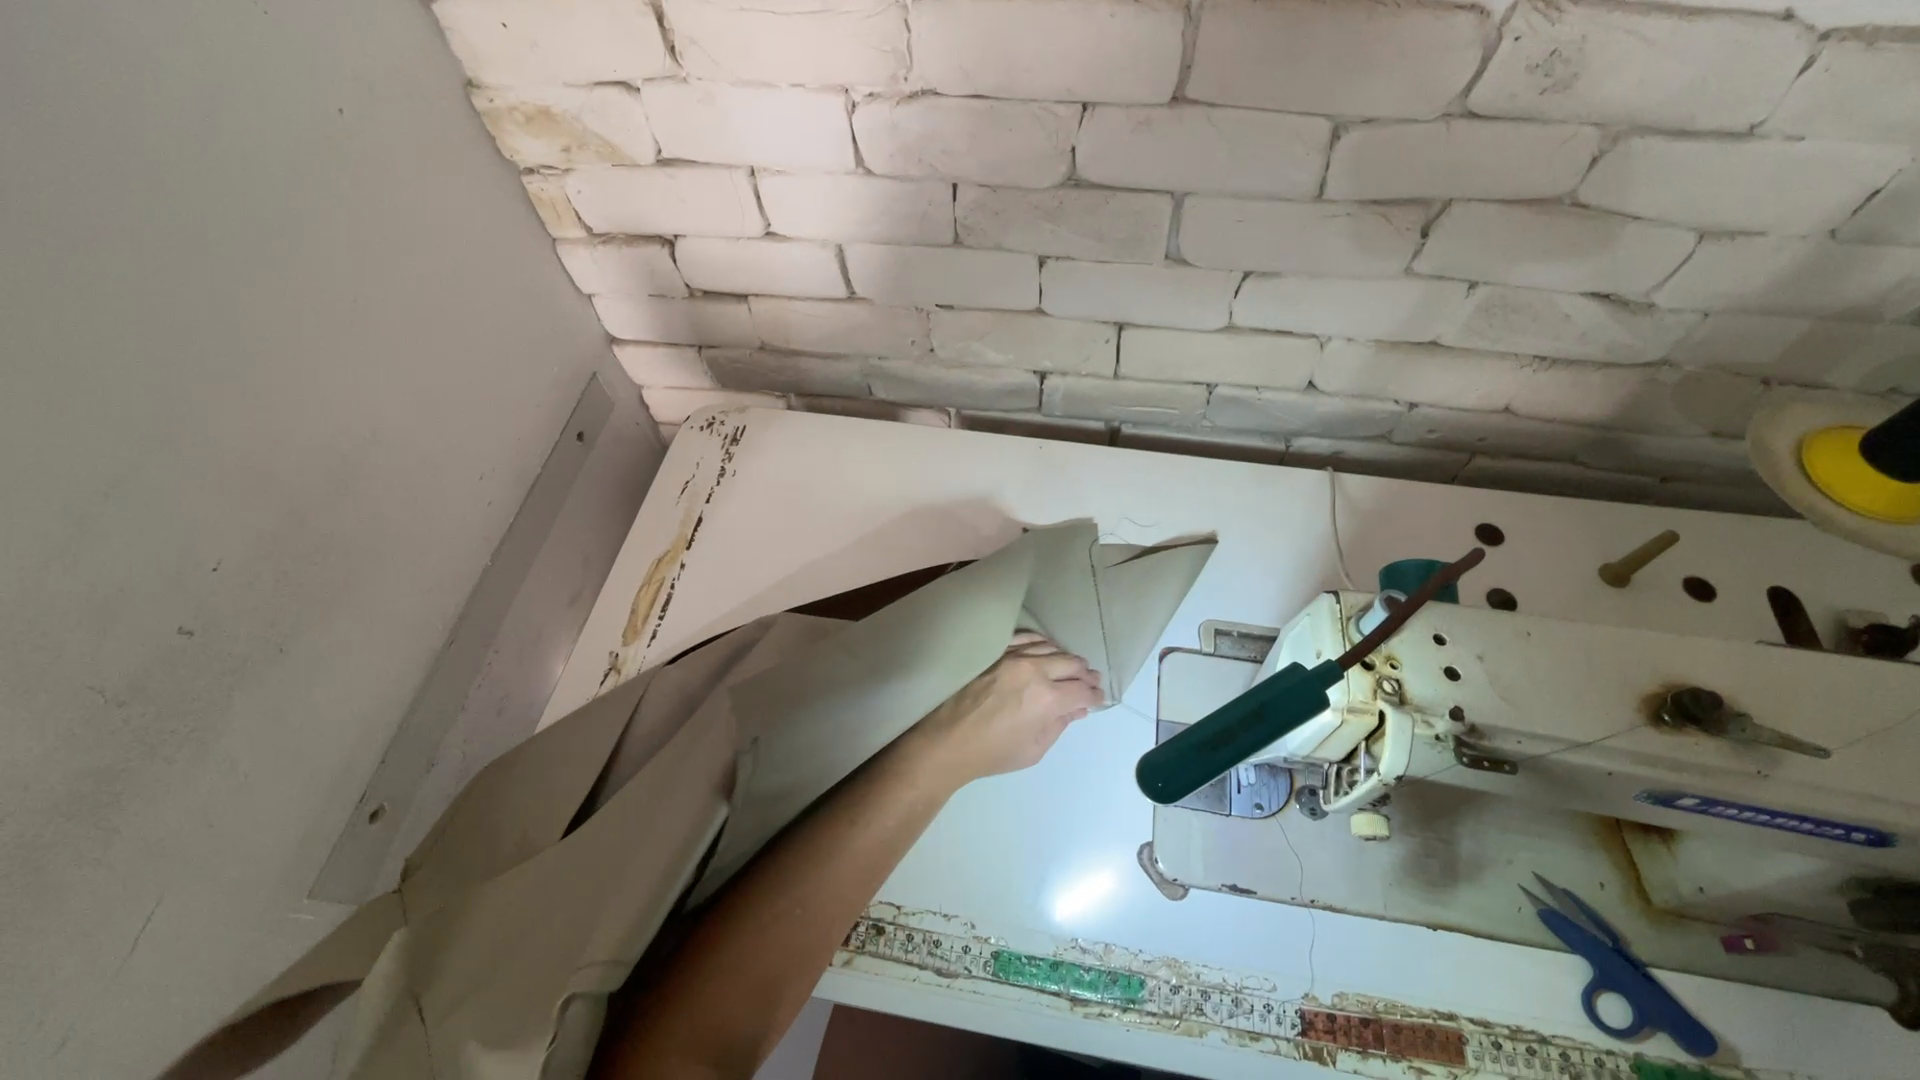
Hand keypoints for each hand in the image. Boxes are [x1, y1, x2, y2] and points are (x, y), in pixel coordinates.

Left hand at [905, 633, 1104, 786]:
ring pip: (1051, 648)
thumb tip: (1078, 710)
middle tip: (1091, 681)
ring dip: (1067, 658)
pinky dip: (1042, 643)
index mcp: (1047, 700)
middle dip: (1086, 674)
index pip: (1083, 691)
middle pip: (1072, 664)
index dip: (1095, 695)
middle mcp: (1034, 671)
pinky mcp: (995, 652)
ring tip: (1073, 666)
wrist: (947, 741)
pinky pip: (1025, 638)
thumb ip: (1059, 725)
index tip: (1098, 698)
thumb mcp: (1034, 749)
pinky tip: (1047, 649)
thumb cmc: (992, 753)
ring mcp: (1012, 657)